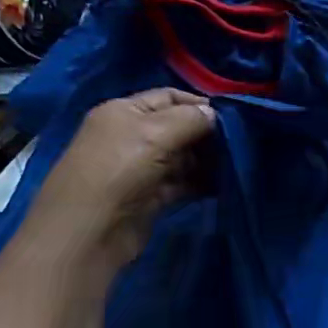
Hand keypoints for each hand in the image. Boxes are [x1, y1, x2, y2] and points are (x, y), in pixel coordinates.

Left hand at [22, 88, 216, 272]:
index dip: (199, 104)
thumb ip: (189, 119)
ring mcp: (139, 169)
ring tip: (235, 165)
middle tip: (239, 144)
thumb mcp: (154, 133)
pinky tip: (222, 185)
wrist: (89, 231)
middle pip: (176, 127)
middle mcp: (130, 136)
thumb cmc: (118, 169)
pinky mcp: (148, 199)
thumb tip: (214, 114)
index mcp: (124, 111)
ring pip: (180, 158)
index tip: (233, 117)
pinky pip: (179, 184)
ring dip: (205, 161)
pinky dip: (199, 183)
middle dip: (206, 134)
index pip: (168, 97)